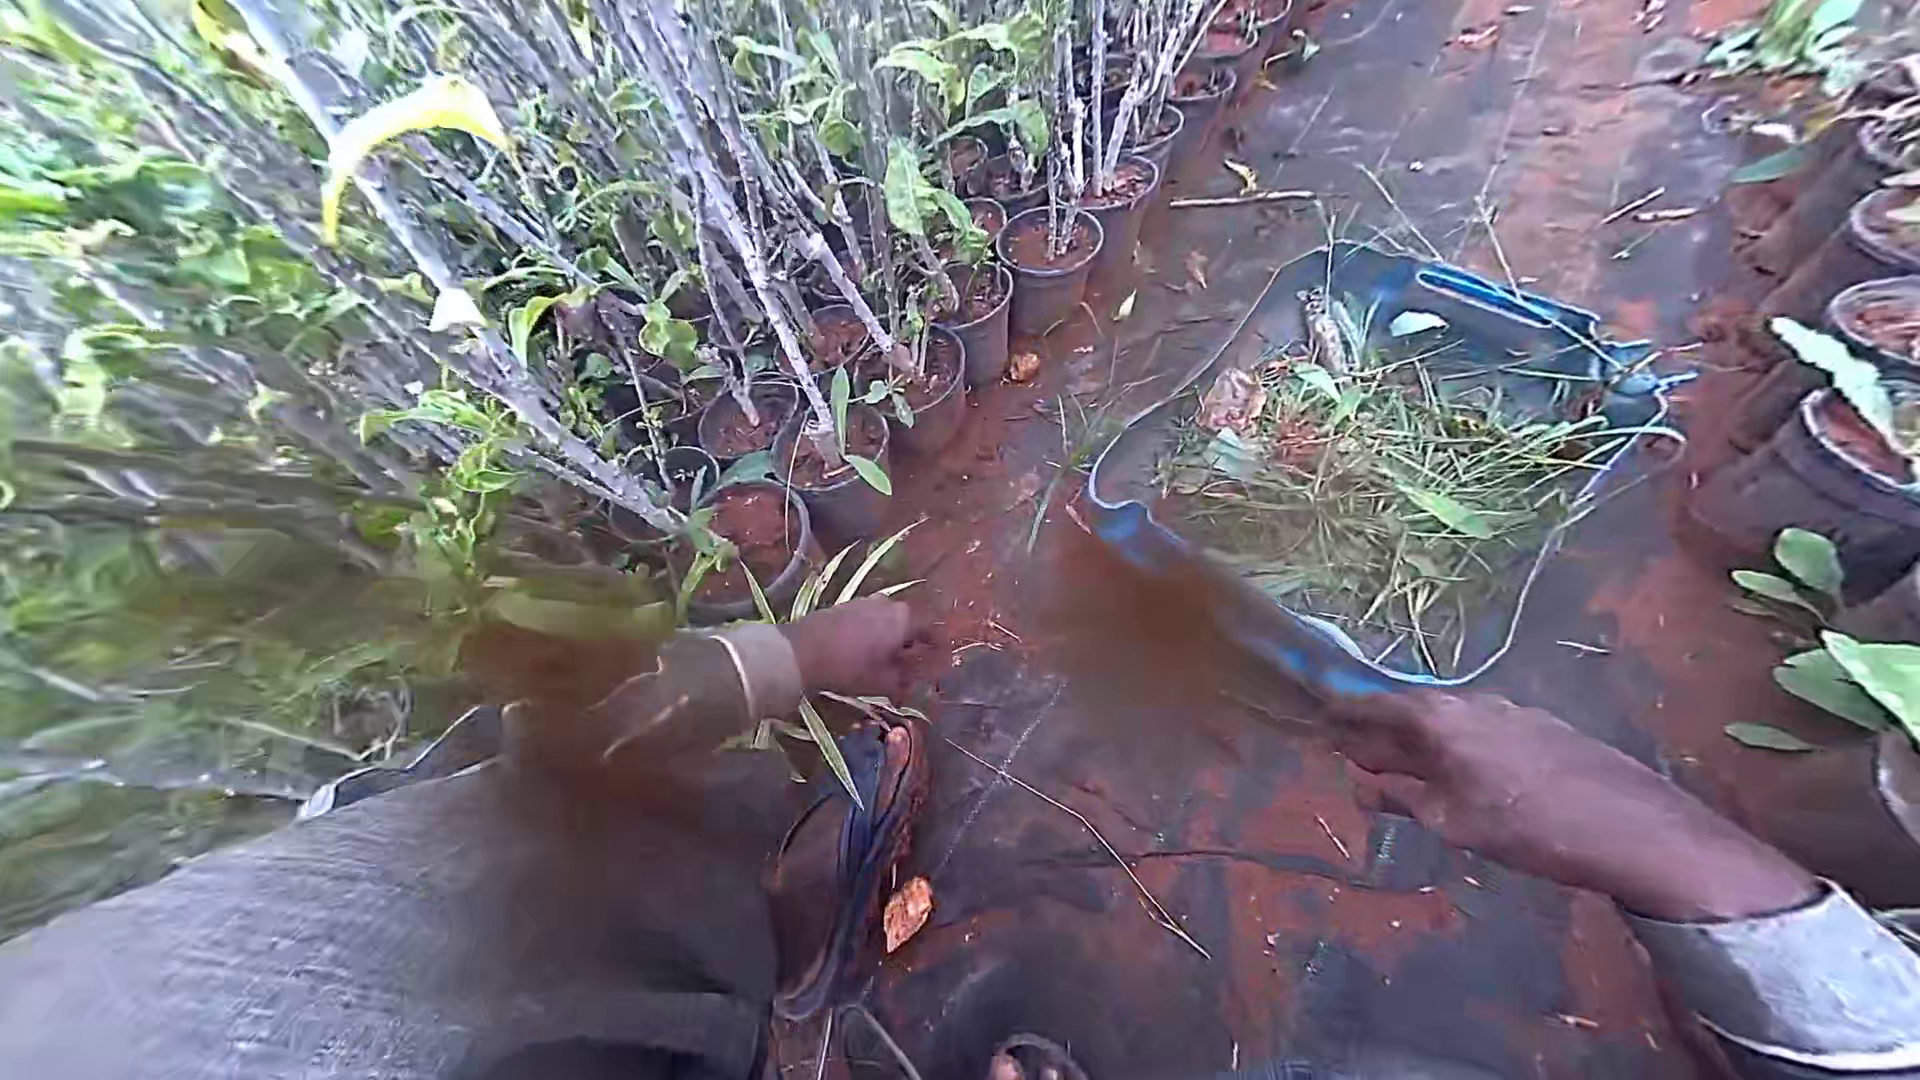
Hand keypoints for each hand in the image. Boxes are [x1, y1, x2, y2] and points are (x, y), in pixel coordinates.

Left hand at [780, 597, 928, 700]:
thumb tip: (920, 682)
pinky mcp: (846, 607)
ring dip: (892, 640)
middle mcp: (888, 605)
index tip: (942, 661)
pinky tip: (866, 653)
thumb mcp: (882, 681)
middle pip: (910, 624)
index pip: (932, 629)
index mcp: (903, 619)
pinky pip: (870, 620)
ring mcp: (865, 603)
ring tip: (888, 662)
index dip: (939, 647)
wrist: (800, 651)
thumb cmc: (849, 666)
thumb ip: (906, 680)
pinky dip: (874, 635)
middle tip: (913, 667)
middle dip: (914, 645)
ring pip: (889, 622)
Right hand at [1328, 690, 1816, 920]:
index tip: (1319, 722)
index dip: (1340, 715)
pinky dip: (1457, 739)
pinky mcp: (1544, 723)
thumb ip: (1397, 796)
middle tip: (1362, 752)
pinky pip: (1480, 724)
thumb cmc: (1530, 827)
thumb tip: (1357, 785)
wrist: (1650, 835)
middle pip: (1406, 708)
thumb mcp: (1450, 820)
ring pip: (1446, 716)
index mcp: (1435, 717)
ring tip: (1412, 762)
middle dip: (1379, 729)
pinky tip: (1470, 767)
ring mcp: (1509, 708)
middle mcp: (1466, 701)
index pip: (1369, 705)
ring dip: (1419, 735)